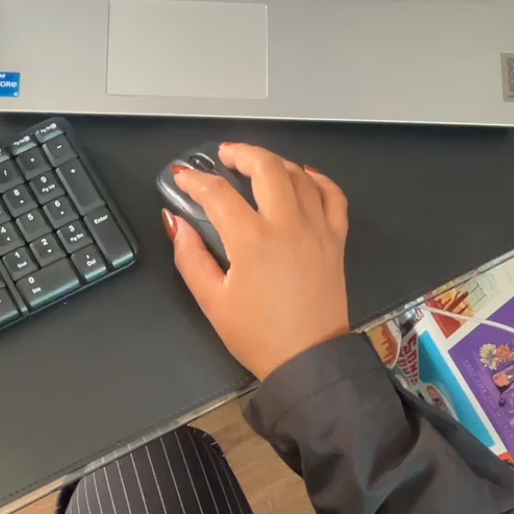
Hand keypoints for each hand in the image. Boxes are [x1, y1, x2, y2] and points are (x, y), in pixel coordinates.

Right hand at [166, 143, 349, 379]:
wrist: (307, 359)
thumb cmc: (260, 337)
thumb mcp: (212, 301)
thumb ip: (190, 258)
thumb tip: (178, 226)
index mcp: (252, 241)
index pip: (218, 194)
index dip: (196, 181)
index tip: (184, 178)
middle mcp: (287, 226)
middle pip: (265, 167)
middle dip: (241, 153)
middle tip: (225, 155)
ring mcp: (316, 229)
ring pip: (298, 174)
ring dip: (275, 161)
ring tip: (258, 163)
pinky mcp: (335, 240)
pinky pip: (332, 195)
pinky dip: (317, 179)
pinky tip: (304, 177)